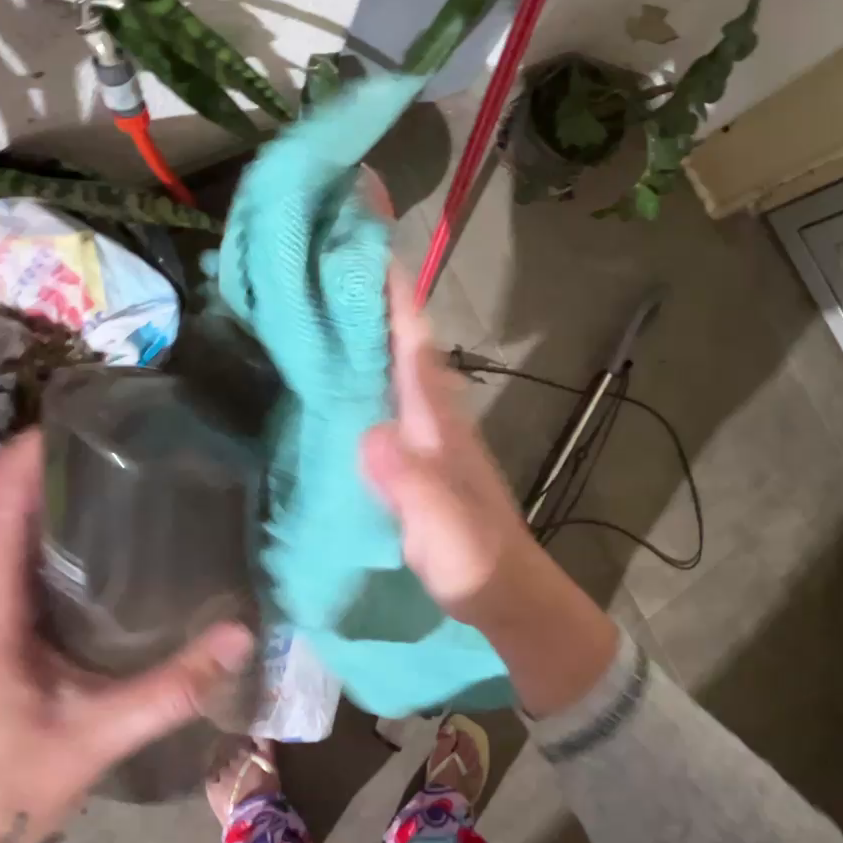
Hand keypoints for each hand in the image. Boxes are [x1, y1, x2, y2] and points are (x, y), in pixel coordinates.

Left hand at [0, 432, 253, 842]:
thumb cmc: (20, 783)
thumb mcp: (101, 736)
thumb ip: (172, 688)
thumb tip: (240, 633)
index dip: (18, 467)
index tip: (64, 427)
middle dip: (2, 464)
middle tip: (66, 437)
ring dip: (1, 486)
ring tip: (65, 461)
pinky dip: (8, 517)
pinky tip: (62, 519)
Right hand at [359, 269, 534, 623]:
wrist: (510, 595)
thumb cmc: (475, 561)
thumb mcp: (442, 529)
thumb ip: (411, 483)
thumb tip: (370, 432)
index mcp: (437, 420)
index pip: (415, 343)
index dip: (396, 296)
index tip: (372, 247)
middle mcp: (435, 414)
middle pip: (407, 342)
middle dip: (380, 297)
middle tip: (337, 258)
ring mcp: (431, 435)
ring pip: (400, 365)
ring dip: (375, 328)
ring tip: (332, 299)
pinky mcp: (422, 457)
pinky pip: (391, 396)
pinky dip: (372, 372)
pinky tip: (345, 376)